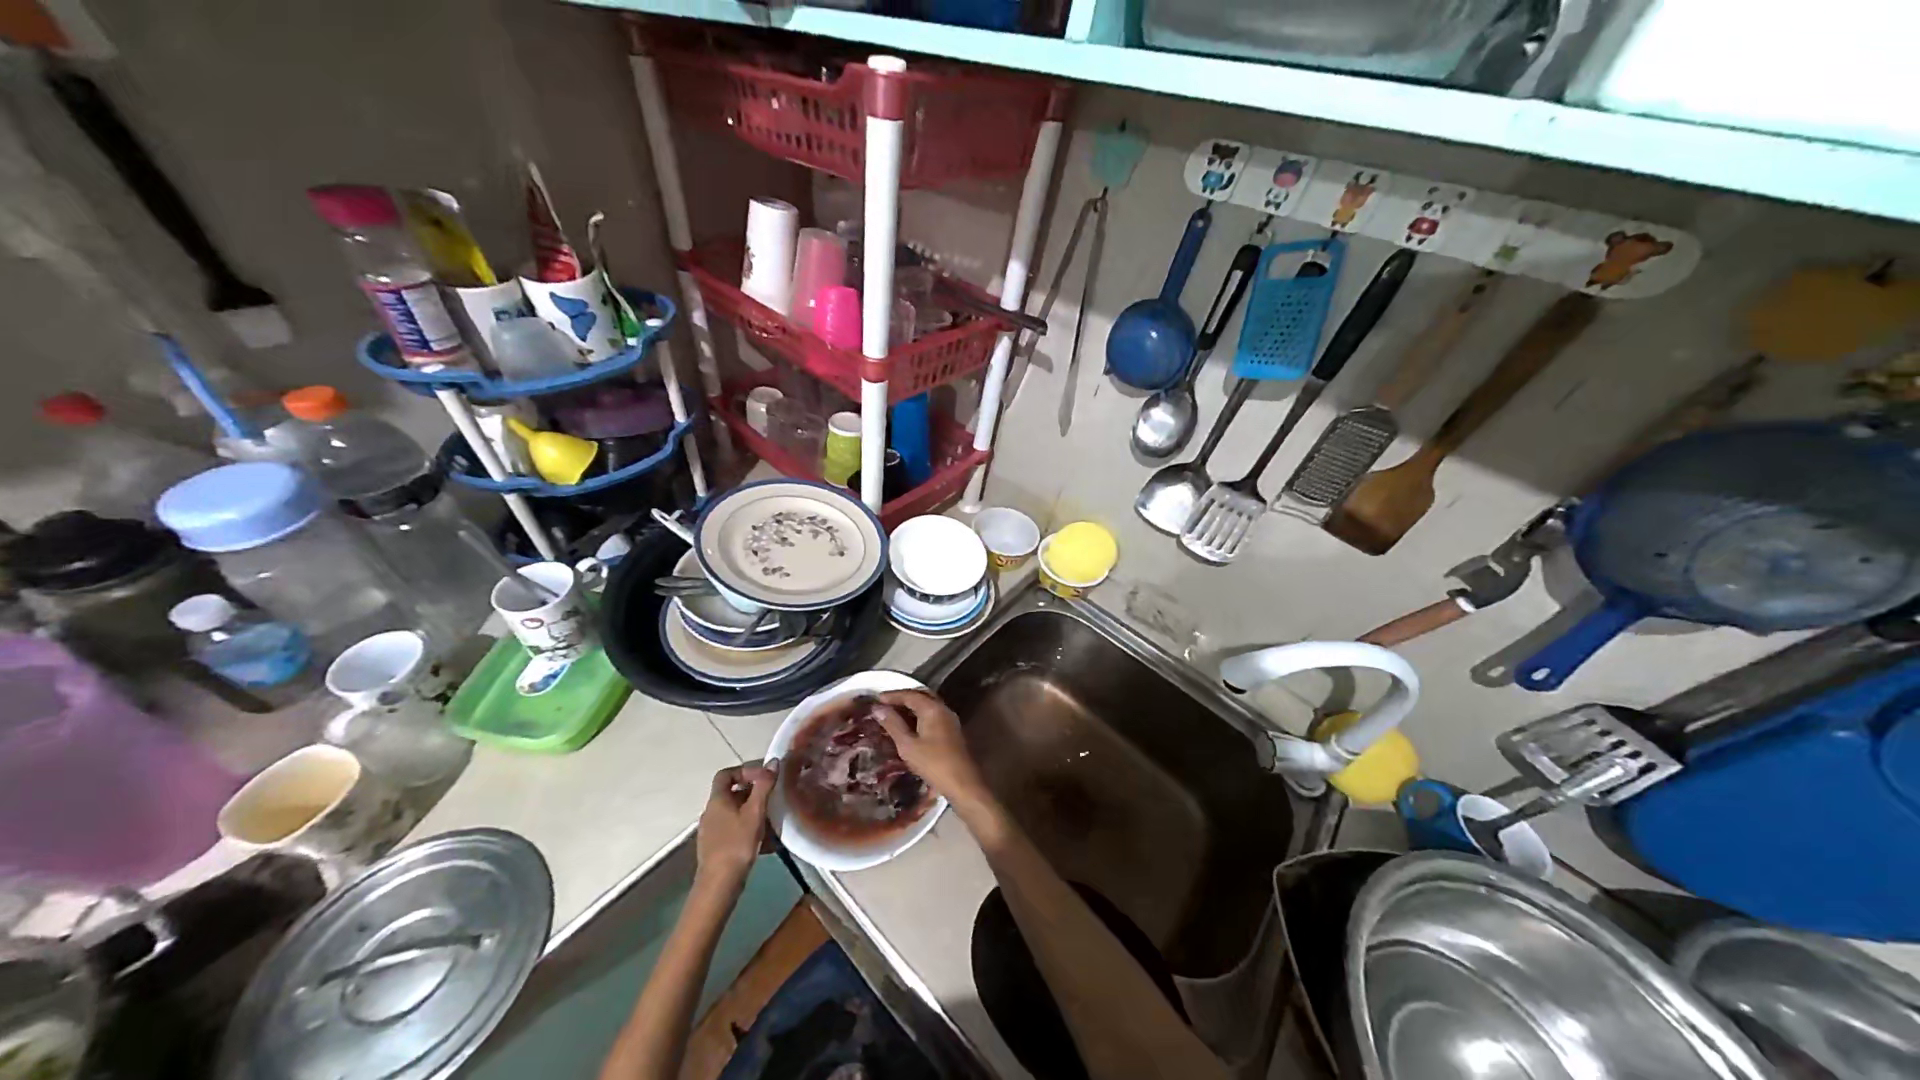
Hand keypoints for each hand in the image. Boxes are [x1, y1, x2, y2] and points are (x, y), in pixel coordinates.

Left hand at [695, 762, 774, 886]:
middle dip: (753, 793)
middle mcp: (711, 812)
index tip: (763, 778)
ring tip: (772, 819)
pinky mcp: (716, 846)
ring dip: (753, 812)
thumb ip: (764, 786)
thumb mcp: (755, 812)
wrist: (719, 883)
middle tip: (772, 798)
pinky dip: (749, 828)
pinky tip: (765, 841)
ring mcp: (712, 830)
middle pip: (731, 793)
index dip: (744, 771)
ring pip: (734, 812)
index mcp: (717, 800)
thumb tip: (773, 762)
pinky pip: (734, 829)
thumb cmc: (737, 843)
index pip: (725, 774)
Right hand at [874, 690, 990, 809]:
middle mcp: (943, 709)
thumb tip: (878, 709)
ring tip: (893, 714)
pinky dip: (919, 715)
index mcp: (932, 709)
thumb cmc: (933, 764)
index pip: (910, 694)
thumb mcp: (907, 745)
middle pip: (921, 695)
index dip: (892, 696)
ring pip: (928, 705)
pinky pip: (932, 715)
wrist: (962, 783)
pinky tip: (909, 726)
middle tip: (885, 704)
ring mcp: (949, 719)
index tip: (876, 699)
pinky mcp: (951, 730)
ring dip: (911, 706)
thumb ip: (893, 724)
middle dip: (902, 698)